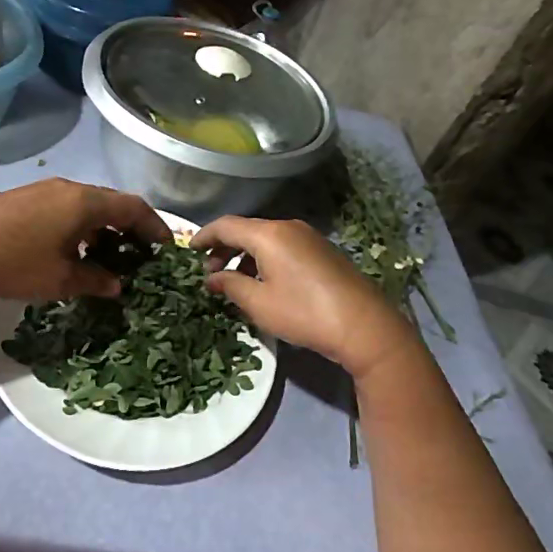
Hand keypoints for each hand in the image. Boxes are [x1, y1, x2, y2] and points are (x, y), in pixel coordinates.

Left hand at [0, 178, 170, 302]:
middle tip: (139, 256)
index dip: (155, 227)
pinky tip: (70, 251)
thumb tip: (118, 283)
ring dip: (103, 229)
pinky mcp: (23, 199)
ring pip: (87, 206)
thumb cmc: (13, 262)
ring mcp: (43, 191)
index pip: (134, 207)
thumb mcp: (61, 279)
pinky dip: (80, 227)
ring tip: (107, 258)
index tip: (165, 250)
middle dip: (130, 229)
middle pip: (112, 203)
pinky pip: (65, 209)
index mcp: (86, 202)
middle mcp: (68, 188)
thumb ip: (96, 279)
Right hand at [191, 217, 417, 378]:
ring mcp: (308, 237)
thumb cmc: (304, 313)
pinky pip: (282, 247)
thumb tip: (212, 277)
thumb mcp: (259, 303)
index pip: (226, 225)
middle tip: (209, 273)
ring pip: (265, 239)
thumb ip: (230, 285)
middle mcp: (287, 227)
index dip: (204, 237)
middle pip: (246, 230)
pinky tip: (262, 283)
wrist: (364, 325)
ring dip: (244, 256)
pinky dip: (264, 259)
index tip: (188, 252)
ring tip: (233, 283)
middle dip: (223, 249)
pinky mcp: (321, 251)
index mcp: (268, 234)